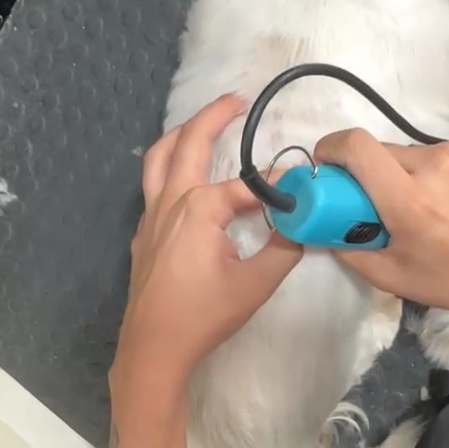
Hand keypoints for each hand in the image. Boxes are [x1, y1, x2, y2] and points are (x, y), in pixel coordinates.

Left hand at [112, 96, 303, 414]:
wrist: (154, 347)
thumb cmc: (203, 315)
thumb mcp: (256, 284)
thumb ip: (285, 248)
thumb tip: (305, 224)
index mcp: (199, 208)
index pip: (247, 186)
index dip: (278, 185)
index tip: (303, 185)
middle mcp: (170, 201)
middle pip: (187, 143)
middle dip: (213, 116)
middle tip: (236, 99)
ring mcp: (150, 216)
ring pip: (158, 159)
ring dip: (181, 135)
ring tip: (202, 124)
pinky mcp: (143, 233)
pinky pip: (153, 186)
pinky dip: (168, 167)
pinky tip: (183, 180)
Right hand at [314, 129, 448, 316]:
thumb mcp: (390, 277)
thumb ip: (347, 250)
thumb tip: (319, 230)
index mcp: (410, 199)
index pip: (358, 147)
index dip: (331, 148)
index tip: (323, 166)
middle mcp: (432, 165)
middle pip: (375, 151)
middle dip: (360, 172)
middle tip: (362, 203)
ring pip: (400, 152)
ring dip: (390, 174)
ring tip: (404, 207)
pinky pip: (425, 155)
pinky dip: (416, 173)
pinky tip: (432, 201)